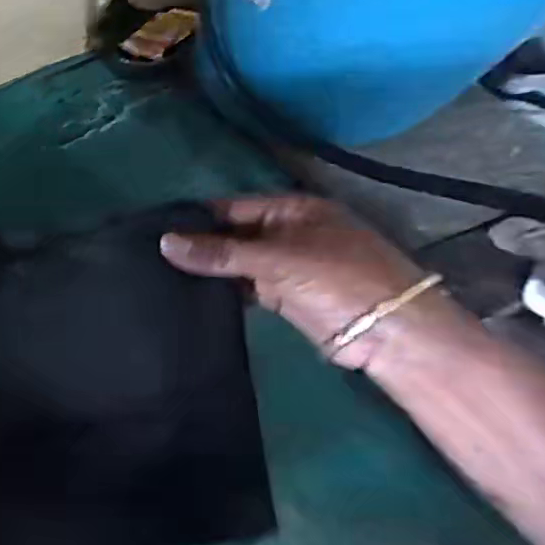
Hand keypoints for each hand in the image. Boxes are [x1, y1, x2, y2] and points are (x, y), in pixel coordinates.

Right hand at [159, 195, 433, 365]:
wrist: (394, 337)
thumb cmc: (340, 281)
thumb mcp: (278, 260)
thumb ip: (221, 252)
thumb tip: (164, 242)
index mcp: (291, 209)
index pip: (231, 207)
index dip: (195, 218)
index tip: (154, 230)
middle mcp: (286, 231)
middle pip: (231, 234)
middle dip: (197, 244)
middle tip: (150, 254)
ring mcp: (286, 264)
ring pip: (235, 261)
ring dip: (208, 268)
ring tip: (160, 272)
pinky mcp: (284, 295)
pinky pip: (244, 285)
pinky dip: (222, 289)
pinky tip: (190, 292)